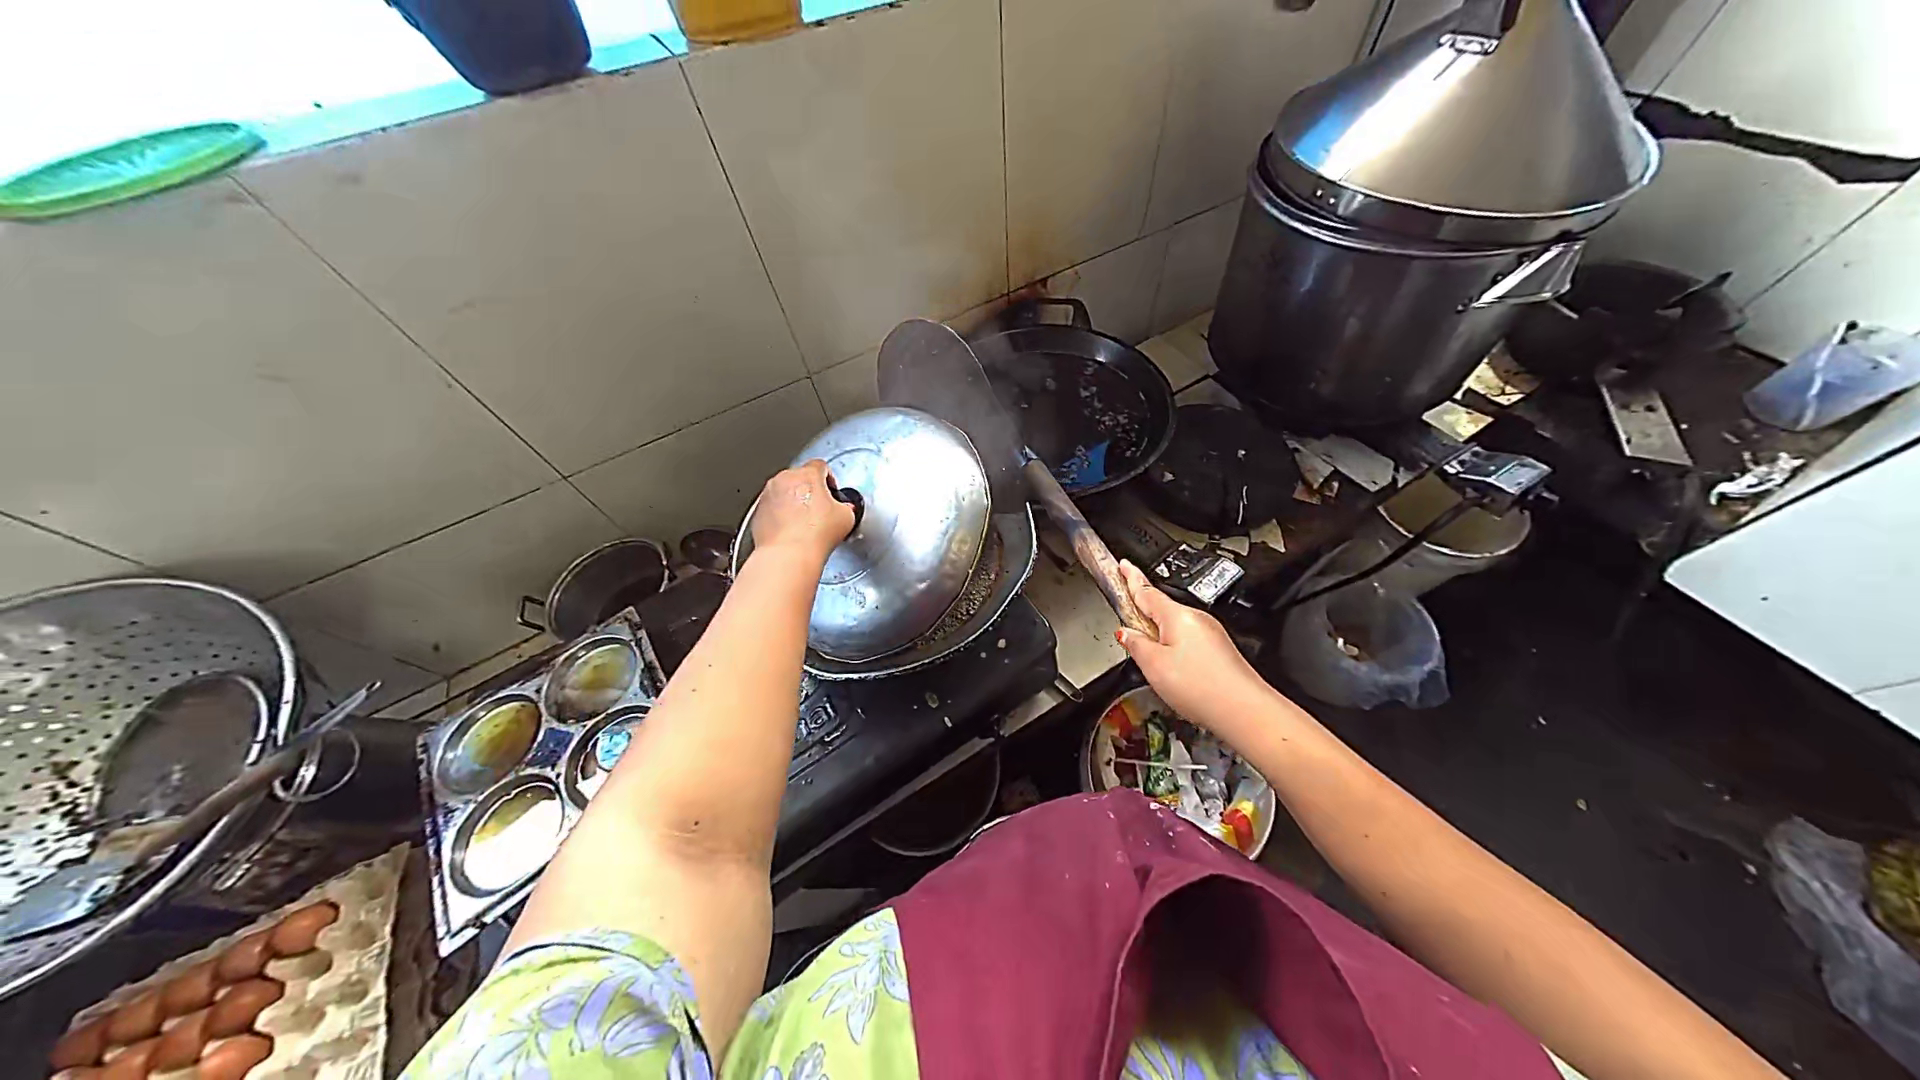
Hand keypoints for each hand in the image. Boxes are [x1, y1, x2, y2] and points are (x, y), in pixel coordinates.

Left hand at [750, 460, 855, 562]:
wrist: (788, 555)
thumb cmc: (813, 535)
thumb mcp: (846, 517)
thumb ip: (846, 506)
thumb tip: (843, 509)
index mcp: (807, 475)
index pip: (821, 466)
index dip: (829, 479)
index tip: (831, 492)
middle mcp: (784, 480)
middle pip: (800, 478)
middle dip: (810, 492)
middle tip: (820, 511)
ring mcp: (768, 495)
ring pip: (784, 492)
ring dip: (794, 503)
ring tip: (805, 524)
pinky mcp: (758, 512)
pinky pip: (772, 508)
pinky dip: (781, 516)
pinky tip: (792, 532)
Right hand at [1116, 561, 1278, 738]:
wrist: (1244, 711)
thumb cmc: (1203, 688)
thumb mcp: (1153, 666)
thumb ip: (1135, 644)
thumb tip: (1125, 633)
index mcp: (1177, 616)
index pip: (1146, 590)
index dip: (1131, 576)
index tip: (1124, 565)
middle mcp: (1196, 619)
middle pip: (1161, 610)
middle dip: (1143, 614)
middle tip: (1127, 621)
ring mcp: (1210, 634)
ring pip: (1175, 628)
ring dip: (1158, 636)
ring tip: (1150, 659)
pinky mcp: (1218, 651)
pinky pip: (1188, 642)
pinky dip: (1174, 649)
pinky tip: (1173, 669)